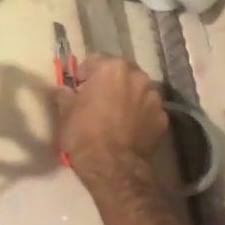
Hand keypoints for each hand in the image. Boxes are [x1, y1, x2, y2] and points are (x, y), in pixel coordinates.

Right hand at [56, 55, 166, 187]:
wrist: (112, 166)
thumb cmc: (83, 133)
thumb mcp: (64, 111)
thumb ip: (64, 93)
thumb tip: (61, 88)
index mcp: (112, 69)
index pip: (95, 59)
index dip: (84, 73)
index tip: (77, 87)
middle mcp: (138, 77)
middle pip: (120, 71)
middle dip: (108, 80)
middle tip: (95, 98)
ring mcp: (154, 97)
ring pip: (136, 88)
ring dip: (125, 94)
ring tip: (113, 113)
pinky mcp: (163, 117)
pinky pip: (146, 107)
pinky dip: (137, 112)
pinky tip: (126, 127)